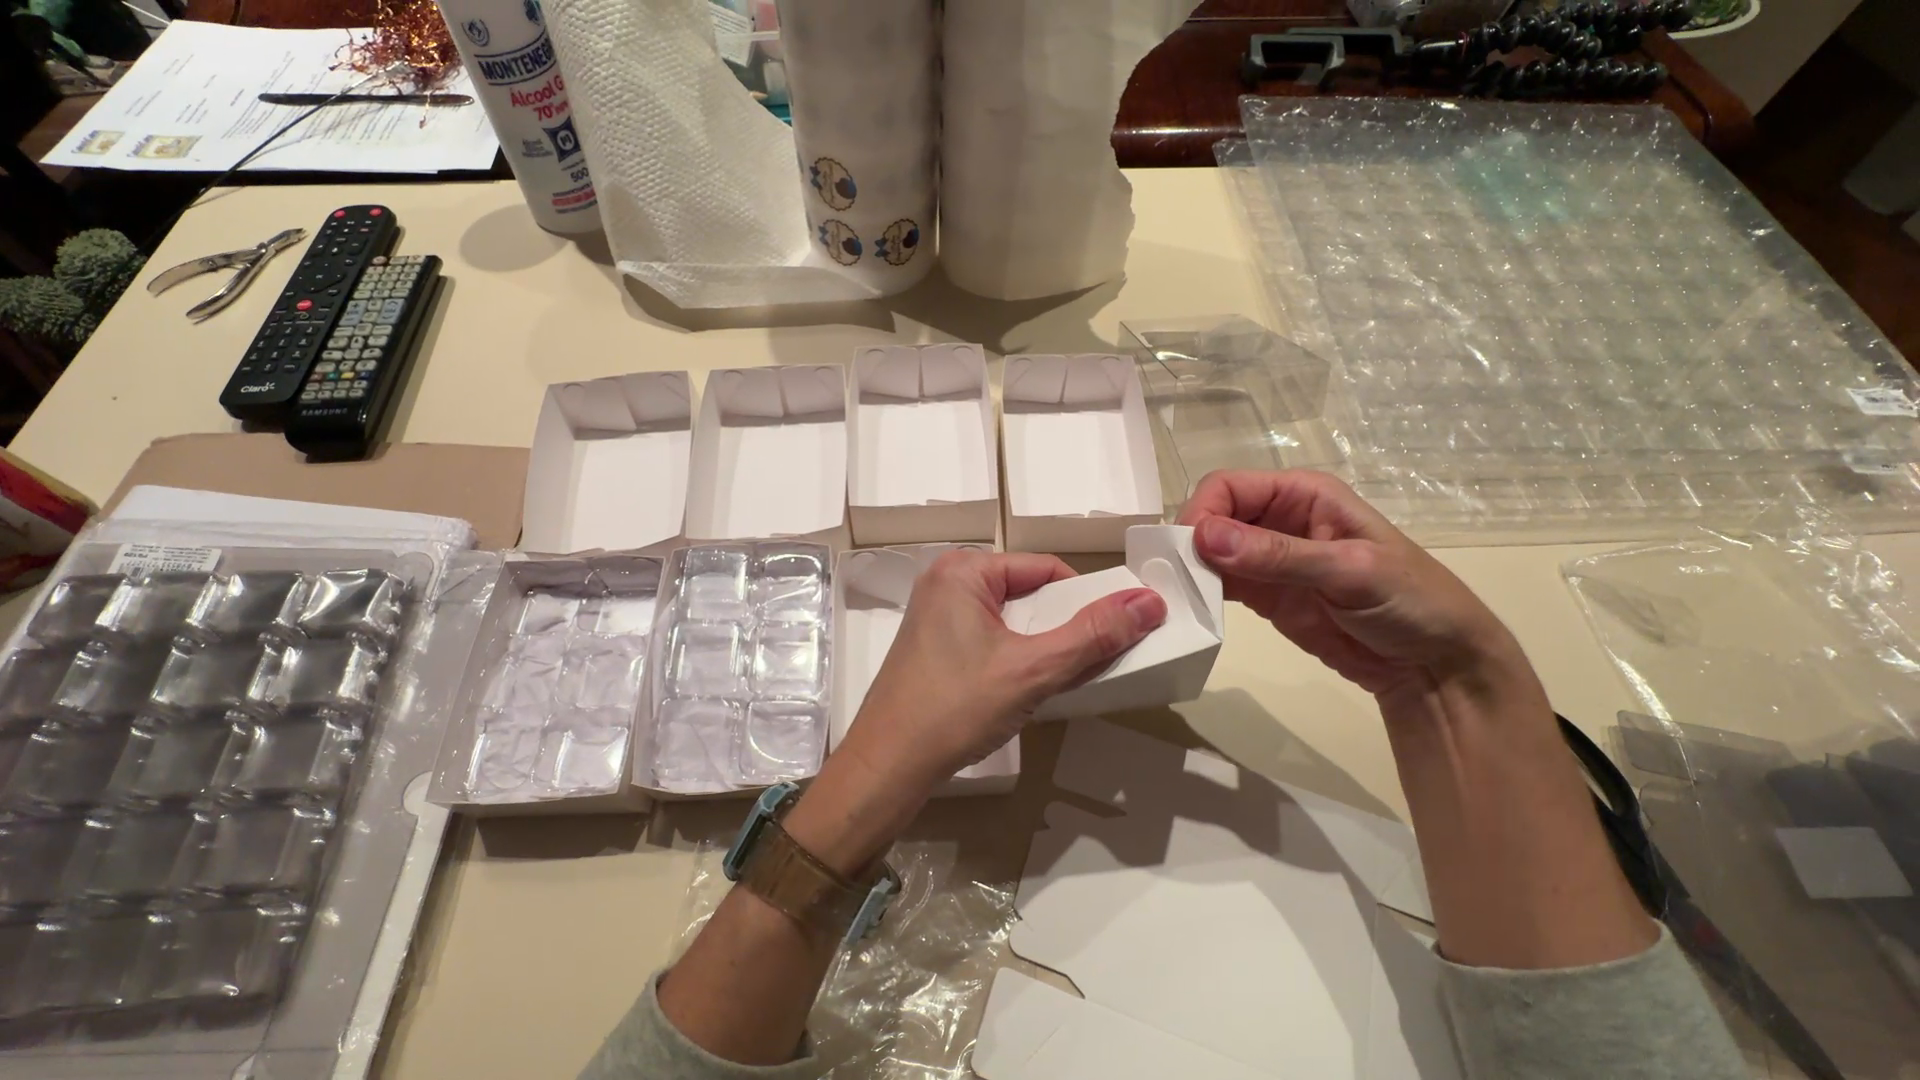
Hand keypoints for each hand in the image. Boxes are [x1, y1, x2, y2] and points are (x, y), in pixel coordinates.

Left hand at [838, 550, 1166, 789]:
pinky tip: (1032, 688)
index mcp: (964, 571)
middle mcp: (947, 583)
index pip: (1047, 569)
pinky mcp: (935, 647)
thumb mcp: (1032, 670)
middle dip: (1065, 625)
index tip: (1116, 632)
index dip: (1087, 599)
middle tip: (1096, 660)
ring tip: (1067, 677)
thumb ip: (1092, 636)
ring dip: (1044, 645)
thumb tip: (1149, 602)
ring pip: (1012, 620)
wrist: (888, 766)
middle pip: (1029, 592)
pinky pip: (991, 639)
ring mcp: (937, 616)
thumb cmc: (956, 708)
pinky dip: (1018, 658)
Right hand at [1176, 469, 1522, 701]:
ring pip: (1210, 552)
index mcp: (1303, 494)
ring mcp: (1269, 560)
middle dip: (1189, 541)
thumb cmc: (1410, 601)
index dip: (1203, 511)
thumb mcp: (1351, 570)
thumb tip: (1204, 535)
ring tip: (1175, 597)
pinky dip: (1202, 595)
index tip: (1187, 551)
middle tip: (1173, 579)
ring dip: (1190, 570)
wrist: (1435, 664)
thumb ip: (1278, 555)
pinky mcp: (1264, 597)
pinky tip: (1191, 610)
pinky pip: (1220, 586)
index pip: (1229, 486)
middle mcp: (1279, 519)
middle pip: (1213, 516)